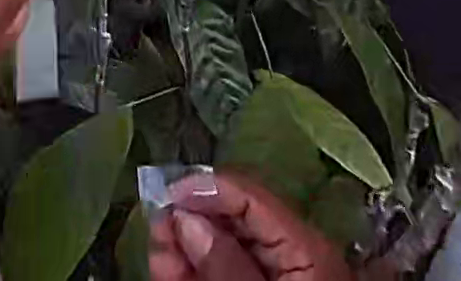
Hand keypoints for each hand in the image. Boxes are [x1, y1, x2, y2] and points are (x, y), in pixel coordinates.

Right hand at [149, 172, 353, 280]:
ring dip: (185, 245)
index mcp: (304, 248)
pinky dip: (192, 272)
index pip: (252, 197)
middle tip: (156, 228)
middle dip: (191, 218)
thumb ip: (226, 267)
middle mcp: (290, 255)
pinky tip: (168, 271)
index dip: (208, 188)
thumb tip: (187, 219)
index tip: (167, 193)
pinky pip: (220, 275)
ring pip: (221, 246)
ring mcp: (272, 279)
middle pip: (233, 218)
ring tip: (158, 254)